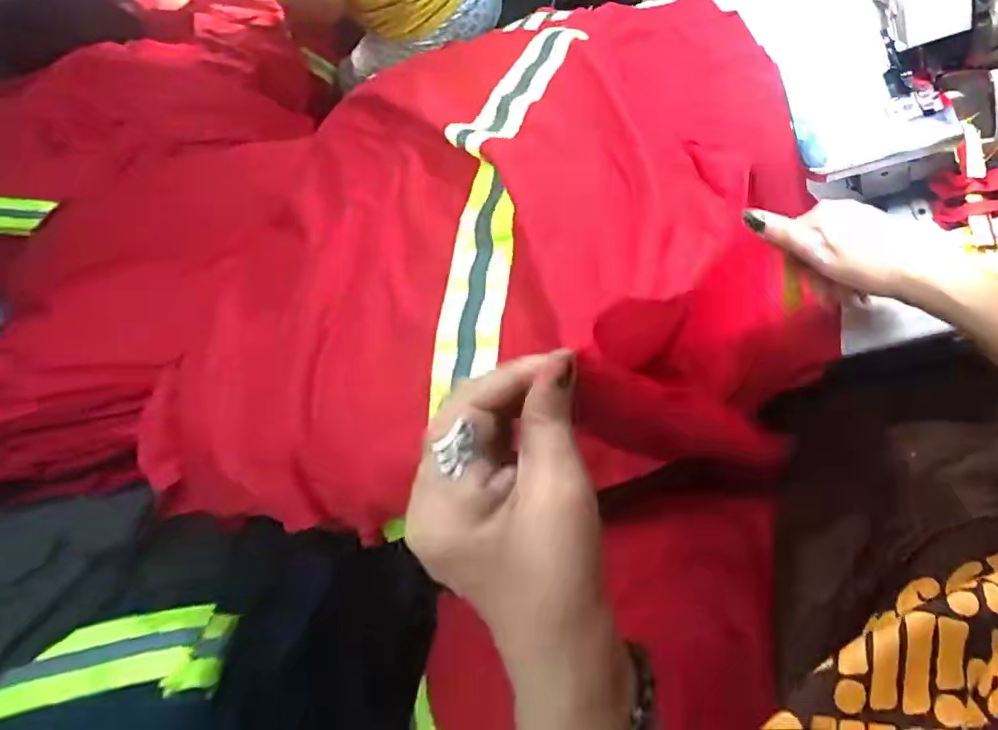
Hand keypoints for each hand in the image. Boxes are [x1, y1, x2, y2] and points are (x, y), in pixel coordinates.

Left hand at [402, 351, 602, 651]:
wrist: (568, 639)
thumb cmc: (560, 564)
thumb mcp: (557, 483)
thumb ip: (549, 416)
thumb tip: (557, 360)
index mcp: (437, 498)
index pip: (462, 413)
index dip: (510, 377)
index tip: (560, 358)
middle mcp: (429, 498)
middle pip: (461, 419)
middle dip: (511, 385)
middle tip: (560, 367)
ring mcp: (448, 506)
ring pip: (474, 431)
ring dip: (514, 401)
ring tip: (555, 380)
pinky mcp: (471, 509)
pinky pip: (487, 451)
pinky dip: (515, 425)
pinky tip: (542, 410)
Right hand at [744, 200, 997, 309]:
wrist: (921, 268)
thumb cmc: (866, 266)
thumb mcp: (820, 255)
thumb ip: (785, 235)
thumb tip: (748, 215)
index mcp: (819, 214)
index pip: (791, 240)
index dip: (798, 269)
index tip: (814, 292)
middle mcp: (837, 208)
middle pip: (814, 246)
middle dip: (820, 275)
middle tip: (836, 301)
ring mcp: (859, 216)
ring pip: (834, 250)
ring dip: (837, 277)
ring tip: (853, 298)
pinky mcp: (878, 226)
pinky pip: (853, 249)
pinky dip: (853, 270)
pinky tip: (865, 287)